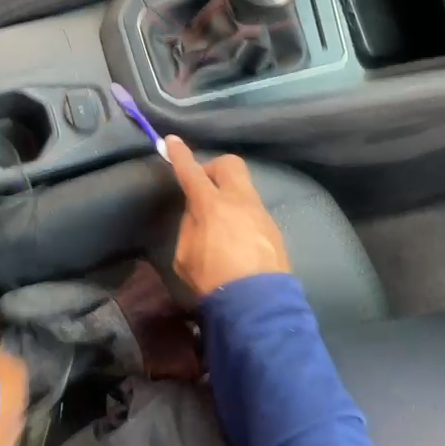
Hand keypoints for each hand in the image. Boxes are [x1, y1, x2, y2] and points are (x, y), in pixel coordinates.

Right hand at [164, 136, 290, 297]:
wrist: (257, 305)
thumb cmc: (212, 280)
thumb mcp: (184, 256)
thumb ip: (190, 227)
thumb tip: (197, 214)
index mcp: (211, 205)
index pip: (191, 171)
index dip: (180, 154)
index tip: (171, 140)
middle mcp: (239, 201)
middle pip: (230, 164)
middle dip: (214, 169)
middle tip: (204, 188)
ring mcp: (260, 213)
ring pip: (244, 189)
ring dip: (230, 196)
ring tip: (221, 224)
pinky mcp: (273, 229)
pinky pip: (253, 211)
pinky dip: (242, 217)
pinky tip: (237, 242)